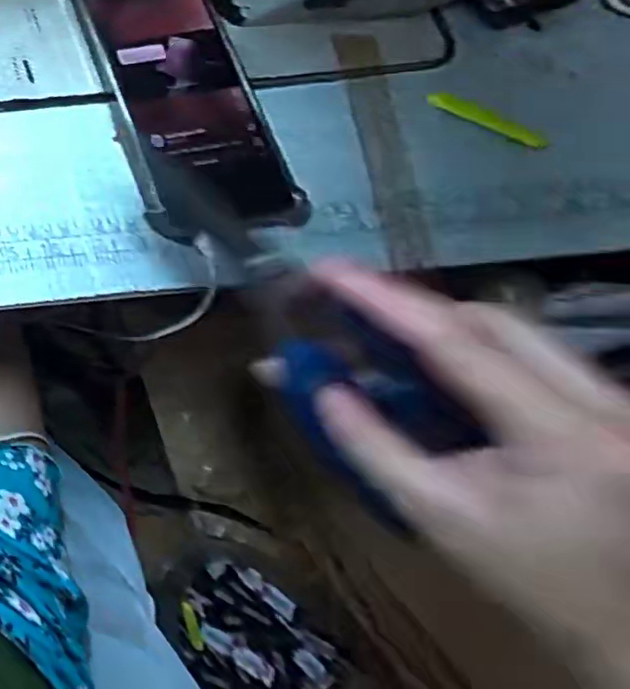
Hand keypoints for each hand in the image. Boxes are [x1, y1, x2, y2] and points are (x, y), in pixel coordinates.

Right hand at [310, 261, 629, 686]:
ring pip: (511, 336)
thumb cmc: (526, 576)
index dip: (382, 300)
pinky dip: (456, 352)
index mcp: (564, 435)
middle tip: (336, 299)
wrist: (628, 632)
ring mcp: (614, 411)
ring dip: (430, 326)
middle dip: (407, 305)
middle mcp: (605, 408)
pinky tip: (410, 367)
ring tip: (362, 331)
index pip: (456, 342)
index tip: (322, 270)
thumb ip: (361, 438)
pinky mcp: (604, 418)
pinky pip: (521, 361)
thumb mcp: (427, 509)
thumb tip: (304, 378)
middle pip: (493, 321)